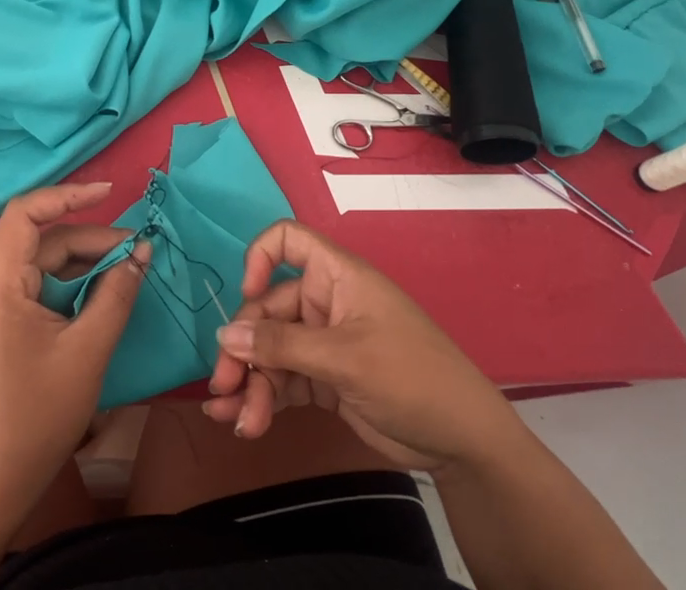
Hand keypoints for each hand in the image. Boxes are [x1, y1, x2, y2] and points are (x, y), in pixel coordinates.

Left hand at [0, 182, 148, 506]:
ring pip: (39, 266)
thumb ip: (116, 295)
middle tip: (138, 254)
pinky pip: (32, 287)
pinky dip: (66, 286)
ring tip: (126, 273)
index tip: (108, 192)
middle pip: (39, 243)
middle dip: (89, 242)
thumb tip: (140, 255)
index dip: (67, 196)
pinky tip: (99, 296)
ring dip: (81, 265)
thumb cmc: (41, 413)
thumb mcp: (89, 350)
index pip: (25, 214)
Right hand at [204, 220, 525, 473]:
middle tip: (223, 387)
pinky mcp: (324, 379)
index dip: (260, 258)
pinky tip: (245, 422)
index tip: (248, 295)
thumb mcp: (344, 359)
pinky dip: (262, 399)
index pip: (288, 241)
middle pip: (266, 311)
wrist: (463, 443)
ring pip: (269, 351)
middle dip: (243, 350)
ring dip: (249, 383)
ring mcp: (324, 343)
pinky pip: (281, 380)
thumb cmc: (411, 379)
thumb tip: (225, 335)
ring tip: (234, 419)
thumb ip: (281, 346)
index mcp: (337, 278)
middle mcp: (326, 303)